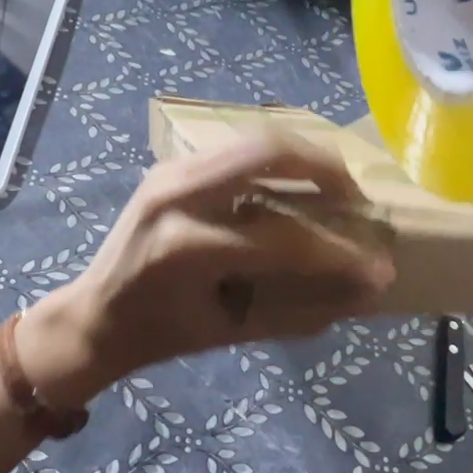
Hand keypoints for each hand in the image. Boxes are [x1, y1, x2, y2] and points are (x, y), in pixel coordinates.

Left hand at [17, 132, 395, 403]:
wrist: (95, 314)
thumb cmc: (161, 333)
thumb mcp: (230, 333)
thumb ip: (299, 313)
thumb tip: (361, 297)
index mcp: (186, 247)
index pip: (283, 239)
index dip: (338, 255)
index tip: (378, 268)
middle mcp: (176, 194)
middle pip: (268, 152)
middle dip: (326, 170)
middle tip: (357, 198)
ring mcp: (169, 171)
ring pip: (254, 138)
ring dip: (303, 157)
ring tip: (335, 186)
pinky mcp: (168, 164)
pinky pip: (235, 147)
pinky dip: (275, 160)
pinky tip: (295, 184)